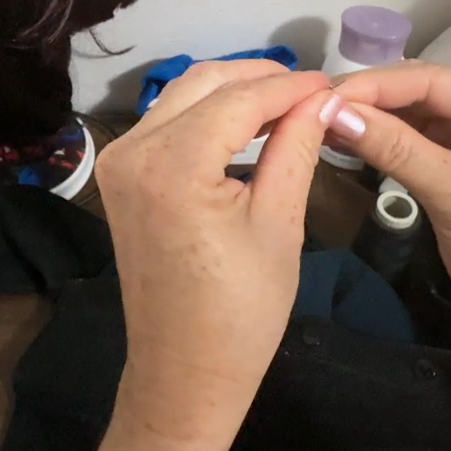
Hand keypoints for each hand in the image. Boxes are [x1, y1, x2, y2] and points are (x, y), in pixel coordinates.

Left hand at [95, 61, 339, 450]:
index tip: (331, 84)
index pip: (238, 101)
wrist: (182, 372)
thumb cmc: (241, 313)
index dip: (289, 87)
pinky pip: (166, 123)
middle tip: (311, 90)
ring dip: (231, 92)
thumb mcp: (279, 224)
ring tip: (286, 102)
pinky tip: (244, 123)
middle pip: (202, 84)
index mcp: (173, 166)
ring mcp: (118, 161)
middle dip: (259, 78)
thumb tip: (321, 99)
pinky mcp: (118, 174)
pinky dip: (205, 115)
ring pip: (181, 96)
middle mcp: (134, 150)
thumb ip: (296, 148)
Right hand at [329, 62, 450, 364]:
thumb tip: (330, 110)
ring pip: (410, 117)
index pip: (431, 80)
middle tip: (307, 109)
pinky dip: (379, 143)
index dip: (372, 85)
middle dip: (366, 100)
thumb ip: (395, 148)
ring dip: (367, 121)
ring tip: (315, 123)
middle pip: (418, 93)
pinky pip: (412, 143)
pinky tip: (342, 141)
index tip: (317, 97)